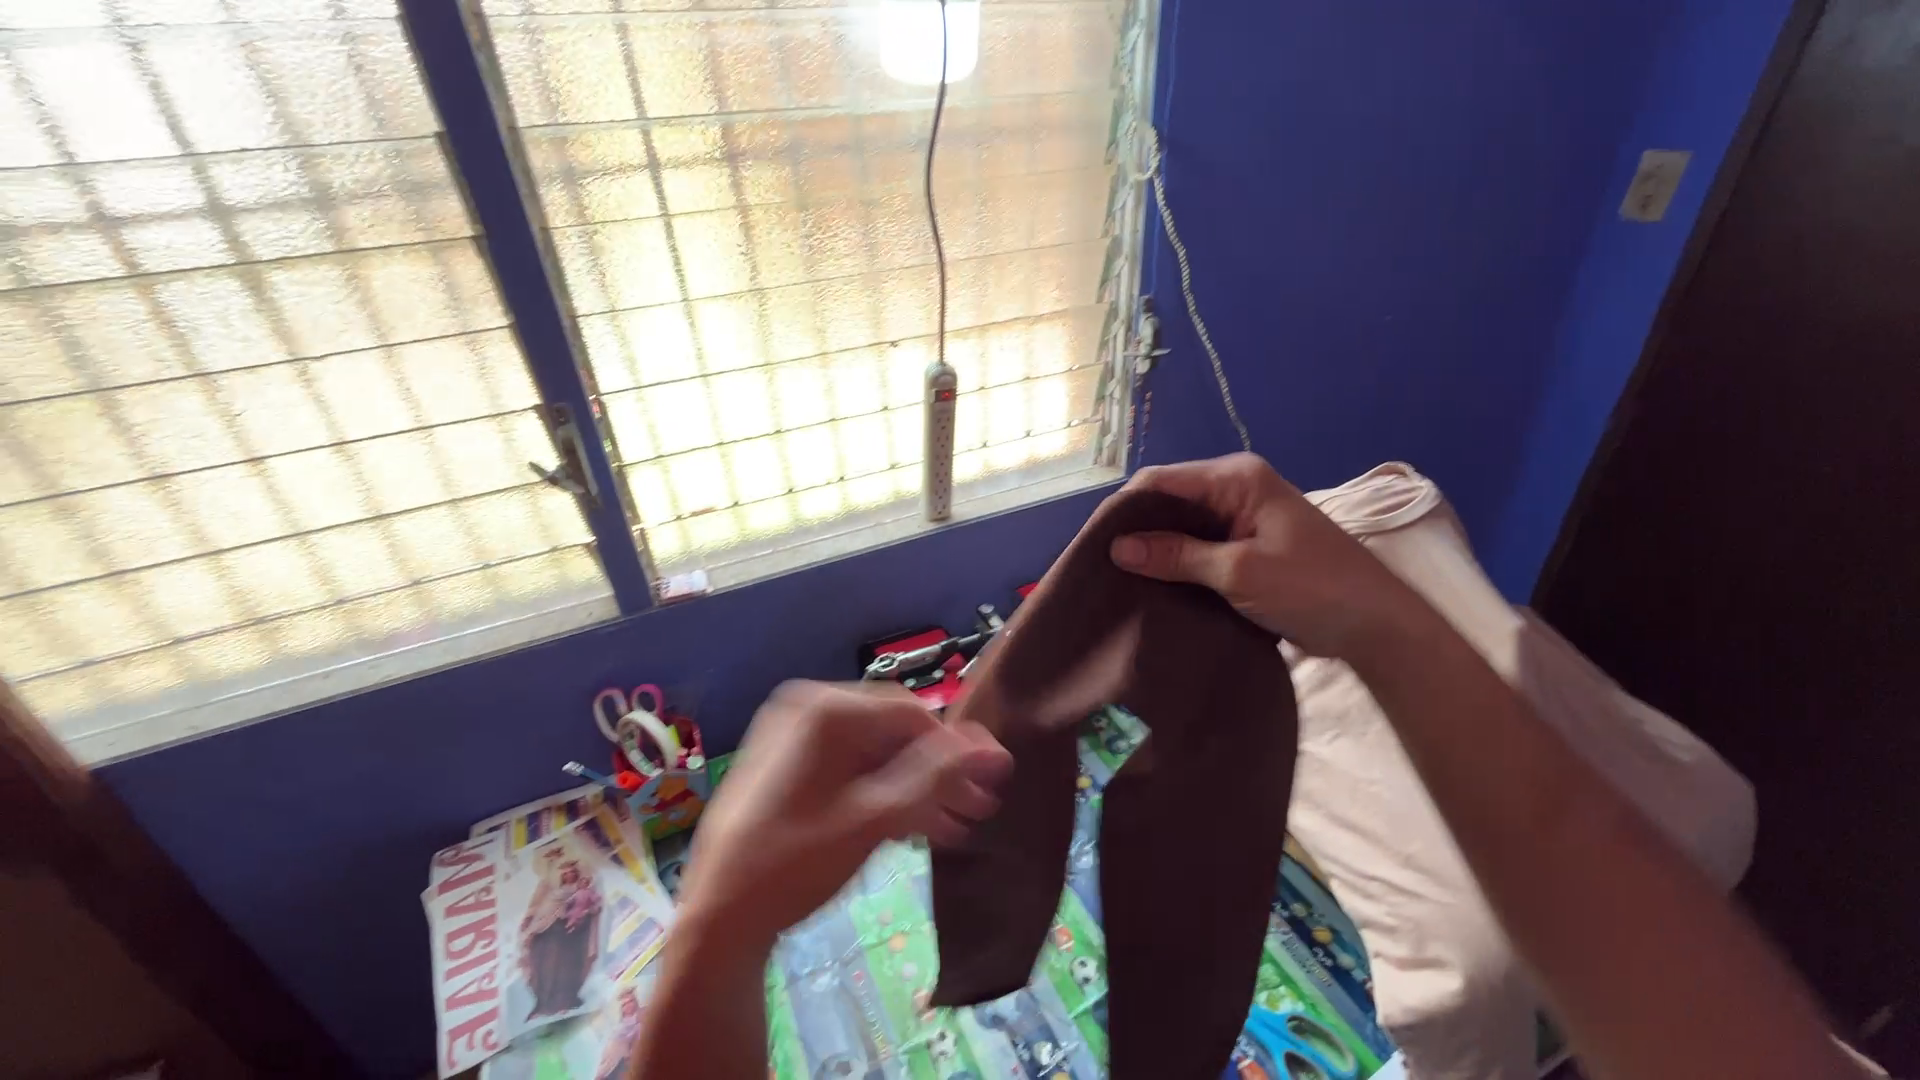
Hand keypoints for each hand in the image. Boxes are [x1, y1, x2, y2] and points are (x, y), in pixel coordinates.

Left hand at [676, 681, 1010, 948]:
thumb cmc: (795, 863)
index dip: (957, 748)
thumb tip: (992, 750)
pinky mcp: (790, 768)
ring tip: (956, 828)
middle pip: (893, 735)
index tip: (995, 780)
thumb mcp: (873, 819)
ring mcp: (795, 738)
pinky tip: (917, 829)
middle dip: (939, 774)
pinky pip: (851, 771)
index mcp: (825, 709)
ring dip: (917, 790)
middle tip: (980, 810)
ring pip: (875, 756)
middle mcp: (809, 710)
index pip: (911, 714)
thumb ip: (935, 776)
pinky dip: (884, 796)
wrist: (718, 917)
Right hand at [1108, 453, 1430, 659]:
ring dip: (1156, 549)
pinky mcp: (1246, 544)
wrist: (1376, 625)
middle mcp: (1236, 487)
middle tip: (1103, 566)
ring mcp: (1242, 516)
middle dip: (1137, 529)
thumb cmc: (1312, 588)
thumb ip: (1177, 556)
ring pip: (1182, 525)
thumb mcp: (1239, 573)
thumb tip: (1117, 547)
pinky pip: (1199, 545)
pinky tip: (1155, 585)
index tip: (1094, 545)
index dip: (1125, 509)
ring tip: (1120, 579)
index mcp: (1237, 477)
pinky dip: (1178, 563)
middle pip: (1169, 500)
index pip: (1161, 481)